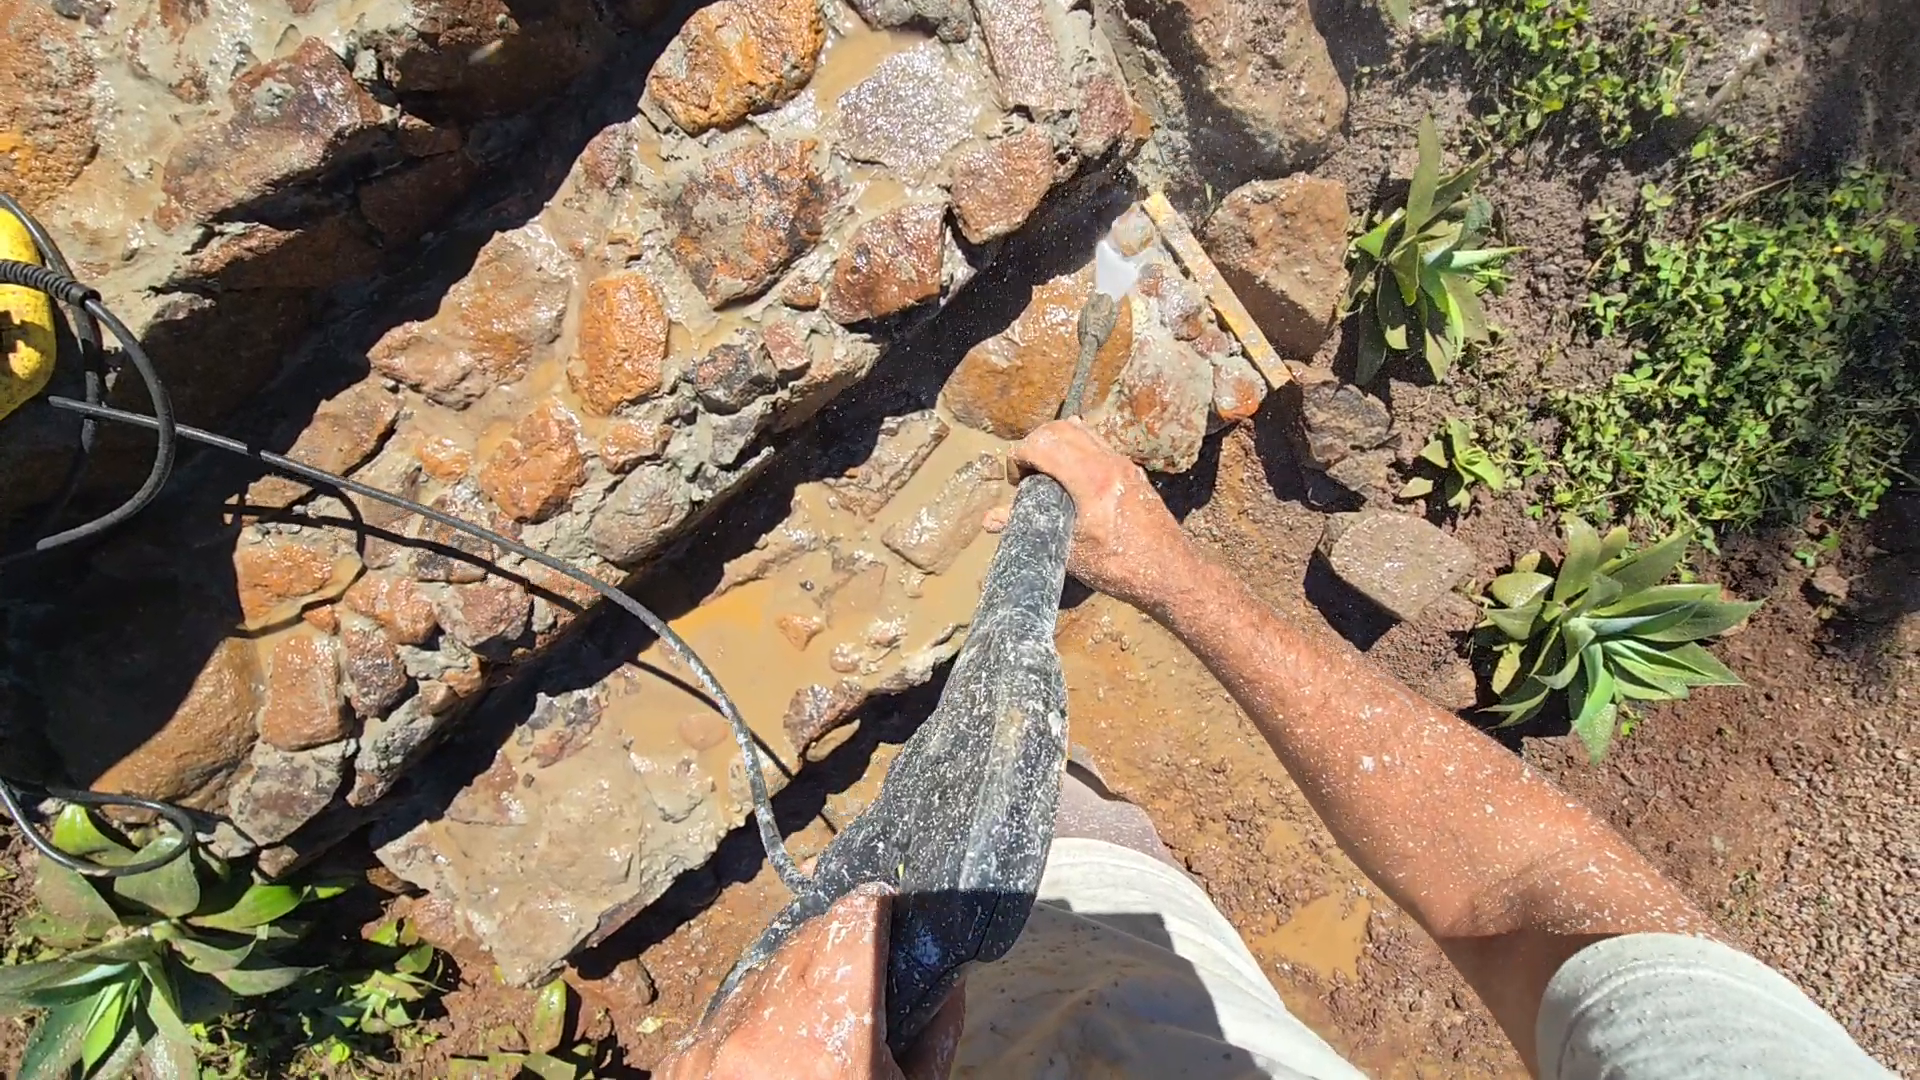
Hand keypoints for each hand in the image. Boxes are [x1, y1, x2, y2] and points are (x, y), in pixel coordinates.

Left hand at [653, 884, 963, 1079]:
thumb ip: (938, 1034)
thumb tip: (950, 979)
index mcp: (833, 1023)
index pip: (855, 918)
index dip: (876, 908)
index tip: (886, 910)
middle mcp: (766, 1017)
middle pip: (810, 938)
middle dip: (837, 946)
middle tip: (854, 976)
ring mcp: (714, 1041)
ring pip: (765, 971)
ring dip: (793, 982)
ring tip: (809, 1029)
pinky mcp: (680, 1065)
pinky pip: (726, 1014)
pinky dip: (750, 1023)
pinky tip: (768, 1060)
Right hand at [1009, 419, 1196, 614]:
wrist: (1170, 574)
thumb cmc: (1120, 568)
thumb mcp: (1067, 552)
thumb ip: (1028, 528)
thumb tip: (989, 521)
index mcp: (1092, 479)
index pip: (1044, 443)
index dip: (1020, 456)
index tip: (1015, 481)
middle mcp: (1109, 462)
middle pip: (1059, 428)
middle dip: (1033, 444)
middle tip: (1025, 476)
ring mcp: (1123, 463)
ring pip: (1079, 430)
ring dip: (1054, 443)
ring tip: (1045, 475)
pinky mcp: (1130, 471)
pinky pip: (1096, 442)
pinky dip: (1074, 448)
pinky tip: (1069, 477)